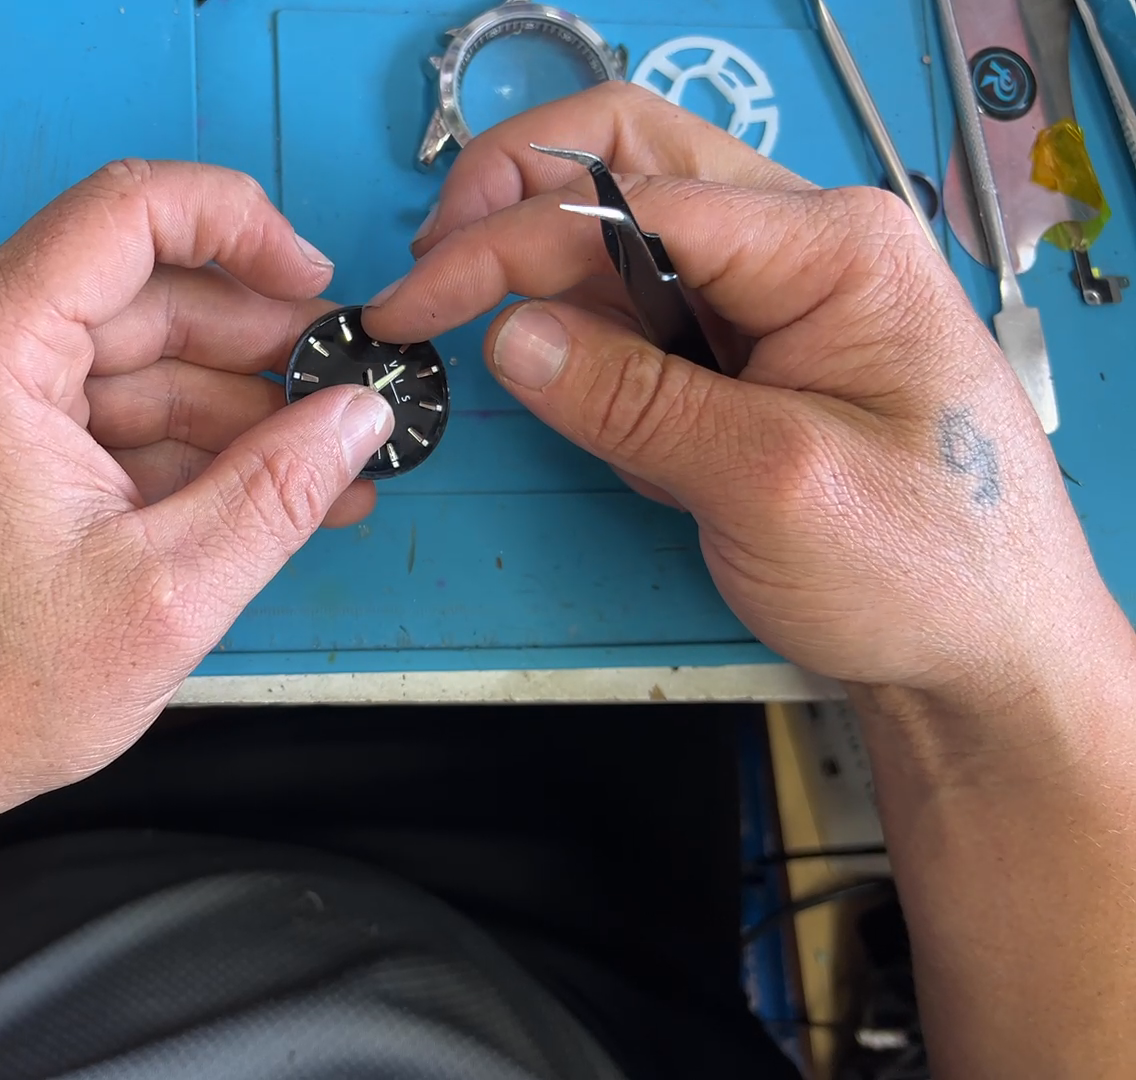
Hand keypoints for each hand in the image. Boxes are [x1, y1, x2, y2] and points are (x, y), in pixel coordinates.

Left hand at [0, 159, 388, 890]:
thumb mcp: (169, 595)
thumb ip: (280, 489)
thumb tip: (359, 415)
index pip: (127, 213)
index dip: (242, 229)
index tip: (315, 287)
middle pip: (132, 300)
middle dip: (249, 349)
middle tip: (336, 399)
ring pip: (117, 365)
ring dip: (219, 413)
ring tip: (312, 468)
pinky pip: (83, 417)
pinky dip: (162, 448)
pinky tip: (243, 492)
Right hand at [366, 83, 1134, 714]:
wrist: (972, 642)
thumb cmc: (912, 565)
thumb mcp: (768, 483)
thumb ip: (634, 402)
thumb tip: (505, 336)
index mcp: (824, 247)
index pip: (625, 205)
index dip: (496, 245)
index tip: (406, 308)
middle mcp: (784, 241)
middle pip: (623, 154)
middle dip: (506, 192)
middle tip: (427, 266)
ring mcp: (745, 291)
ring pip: (606, 222)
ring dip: (517, 246)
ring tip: (446, 304)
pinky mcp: (711, 344)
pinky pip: (611, 301)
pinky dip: (546, 307)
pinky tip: (520, 350)